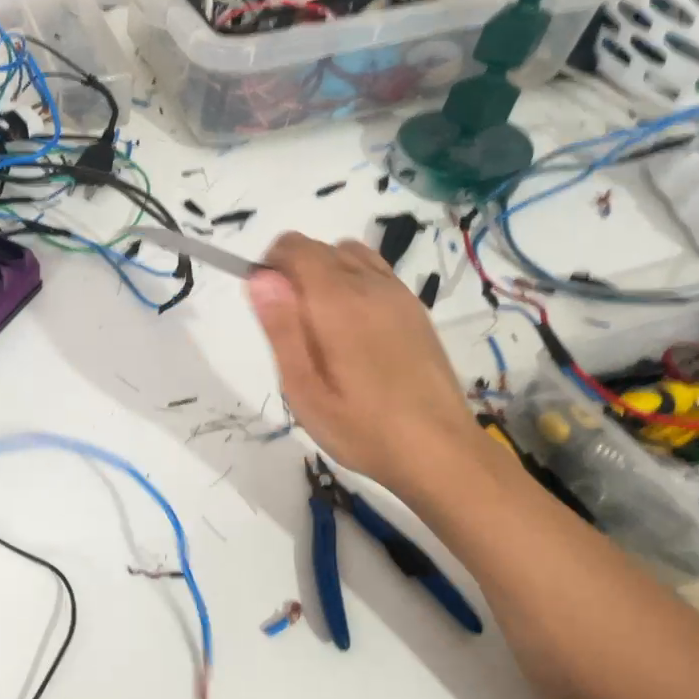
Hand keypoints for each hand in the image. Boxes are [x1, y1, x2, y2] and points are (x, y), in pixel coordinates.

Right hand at [247, 233, 492, 500]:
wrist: (437, 451)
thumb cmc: (360, 427)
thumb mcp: (303, 388)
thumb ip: (281, 328)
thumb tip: (260, 277)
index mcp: (338, 301)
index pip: (294, 247)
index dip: (270, 267)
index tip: (266, 307)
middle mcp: (371, 285)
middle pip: (320, 248)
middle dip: (293, 273)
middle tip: (290, 331)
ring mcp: (399, 295)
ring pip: (349, 255)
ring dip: (324, 275)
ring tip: (319, 328)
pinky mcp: (415, 310)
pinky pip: (374, 273)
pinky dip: (352, 283)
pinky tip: (351, 331)